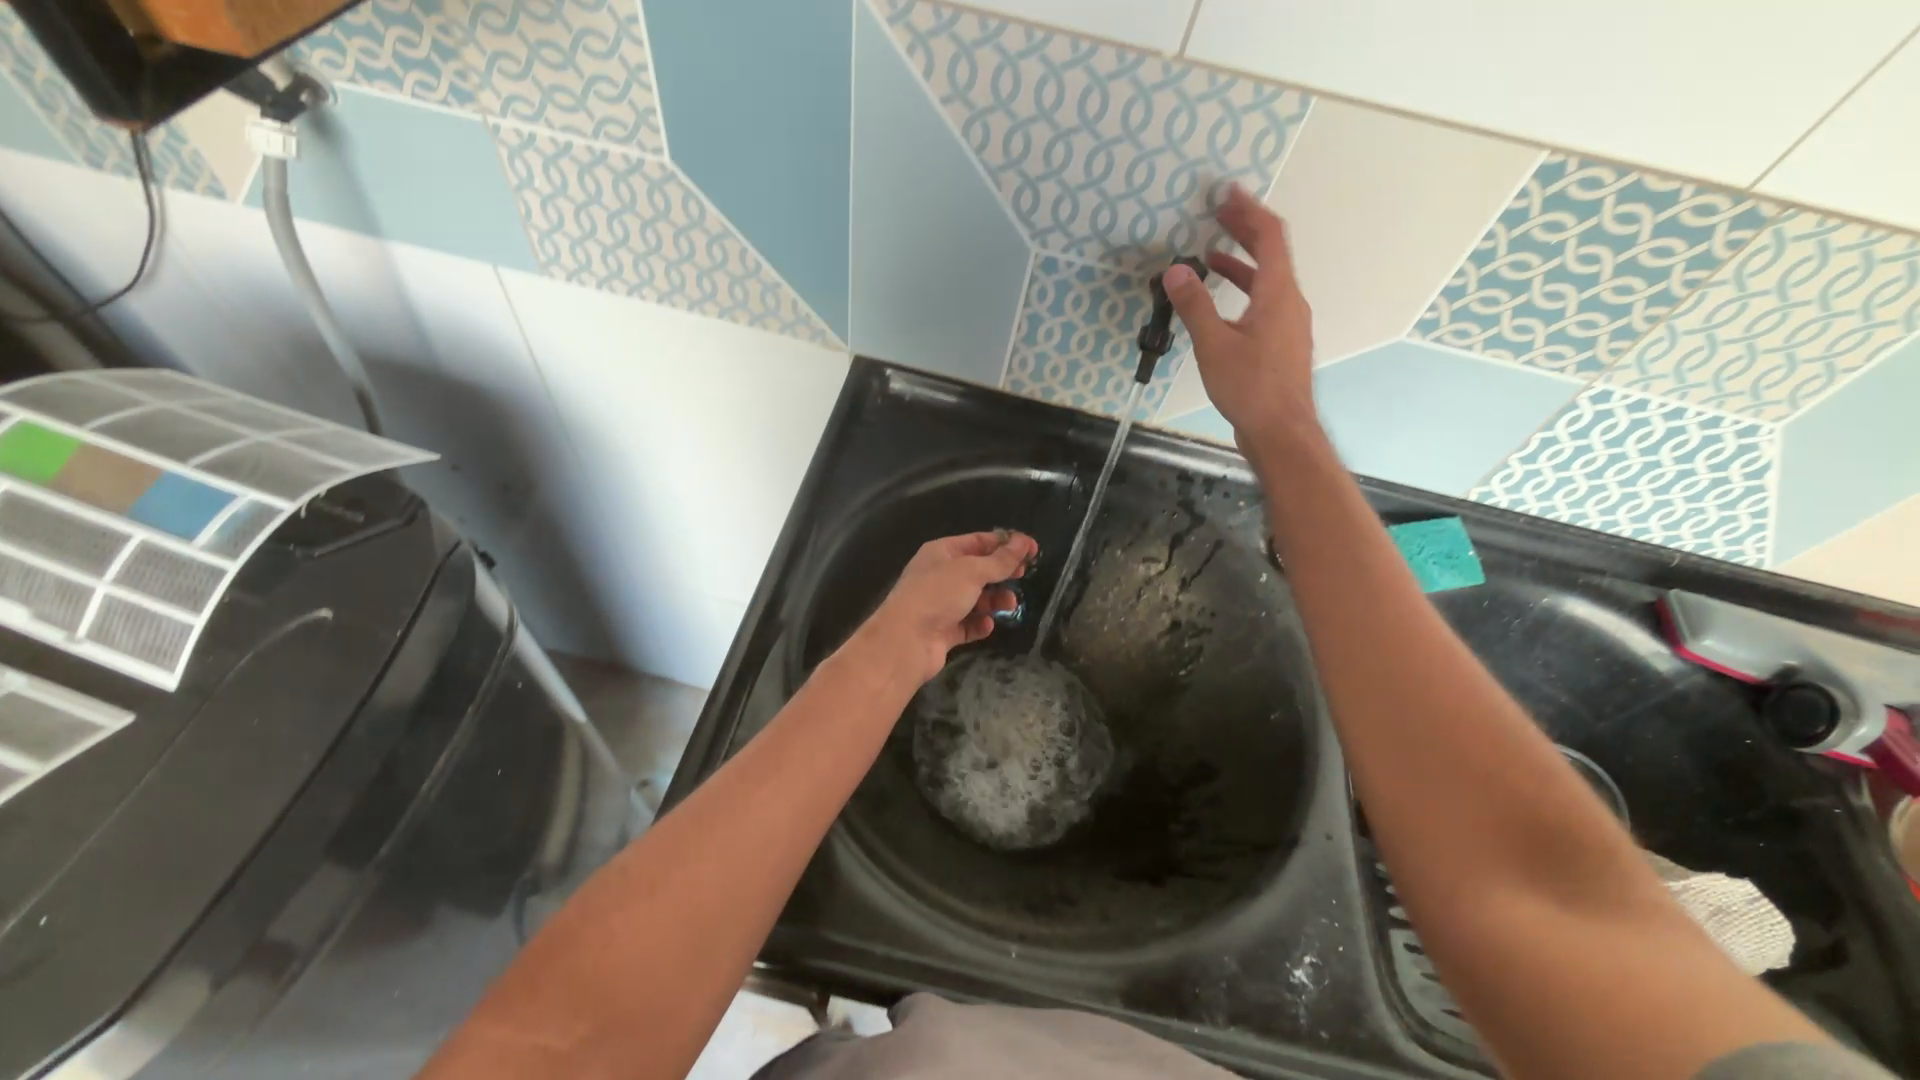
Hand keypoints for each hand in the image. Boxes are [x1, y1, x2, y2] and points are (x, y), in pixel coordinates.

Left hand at [843, 530, 1038, 685]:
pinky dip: (979, 624)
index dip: (1006, 544)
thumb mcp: (972, 571)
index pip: (978, 542)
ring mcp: (940, 604)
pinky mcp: (943, 631)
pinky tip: (987, 626)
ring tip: (1009, 606)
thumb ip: (1000, 560)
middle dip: (1001, 574)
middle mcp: (940, 575)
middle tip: (1023, 576)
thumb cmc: (937, 595)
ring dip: (994, 601)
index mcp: (942, 552)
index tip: (1032, 550)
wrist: (906, 640)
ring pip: (975, 599)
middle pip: (978, 570)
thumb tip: (1024, 543)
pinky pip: (968, 624)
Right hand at [1162, 184, 1319, 456]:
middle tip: (1218, 214)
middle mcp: (1290, 301)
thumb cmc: (1250, 387)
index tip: (1228, 192)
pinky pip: (1266, 300)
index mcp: (1277, 293)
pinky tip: (1223, 301)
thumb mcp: (1214, 345)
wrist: (1281, 432)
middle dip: (1244, 230)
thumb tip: (1175, 271)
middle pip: (1271, 253)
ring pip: (1268, 279)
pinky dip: (1244, 288)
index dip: (1249, 210)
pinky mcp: (1282, 342)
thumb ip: (1194, 305)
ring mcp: (1289, 323)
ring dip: (1242, 262)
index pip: (1268, 236)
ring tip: (1213, 254)